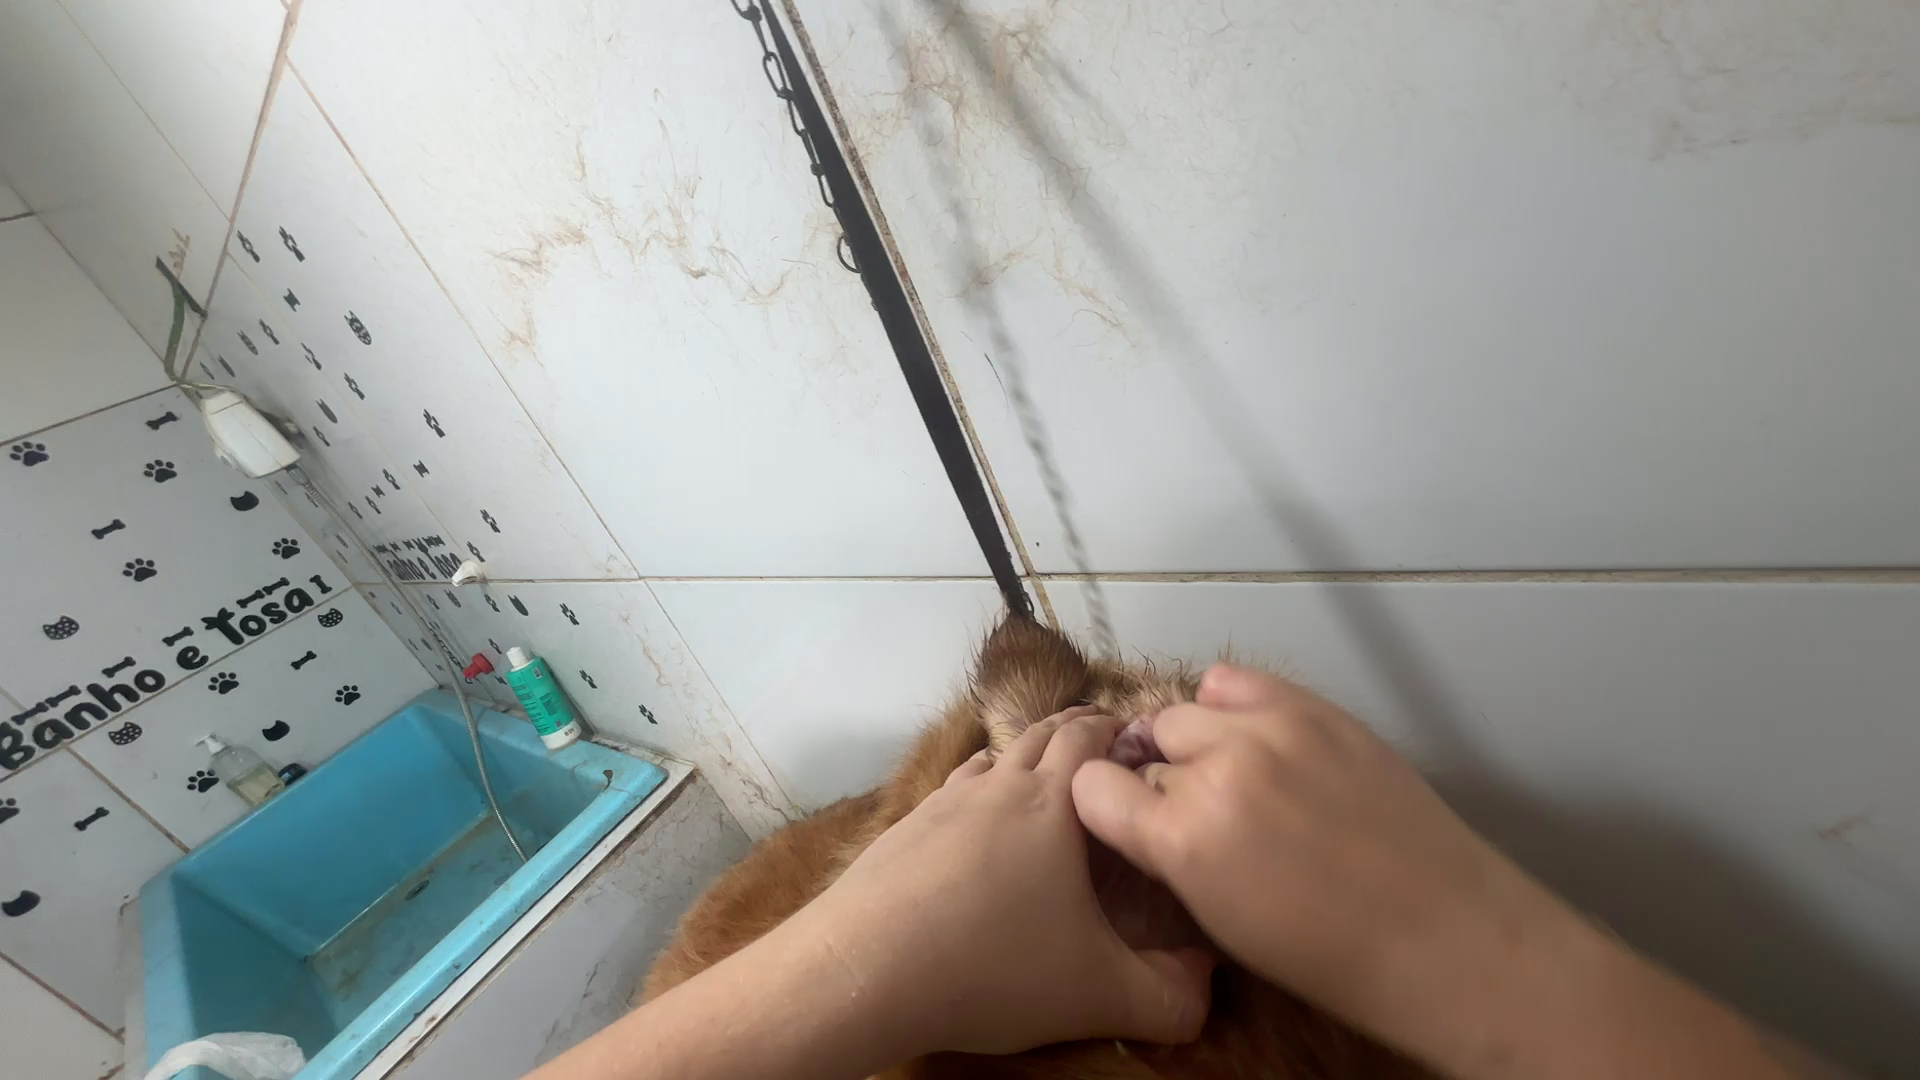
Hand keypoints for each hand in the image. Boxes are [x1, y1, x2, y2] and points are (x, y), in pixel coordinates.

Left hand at [783, 706, 1214, 1056]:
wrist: (869, 962)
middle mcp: (997, 786)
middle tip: (1095, 737)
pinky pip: (954, 789)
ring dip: (1021, 755)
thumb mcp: (1099, 993)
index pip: (1085, 738)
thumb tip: (1208, 982)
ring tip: (1039, 772)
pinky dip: (977, 788)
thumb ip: (1171, 996)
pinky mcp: (907, 825)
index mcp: (1049, 803)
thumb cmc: (994, 963)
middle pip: (1040, 736)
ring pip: (993, 758)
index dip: (1111, 726)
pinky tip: (973, 817)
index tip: (1130, 730)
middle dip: (1072, 729)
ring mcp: (945, 802)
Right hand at [1071, 665, 1591, 1071]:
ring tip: (1232, 769)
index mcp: (1183, 840)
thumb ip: (1163, 848)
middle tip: (1197, 803)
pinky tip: (1251, 734)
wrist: (1449, 938)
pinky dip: (1229, 704)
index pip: (1092, 786)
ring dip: (1196, 741)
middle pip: (1145, 743)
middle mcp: (1216, 772)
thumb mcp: (1216, 916)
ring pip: (1186, 711)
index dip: (1103, 801)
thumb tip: (1139, 802)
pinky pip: (1232, 680)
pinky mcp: (1310, 708)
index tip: (1125, 813)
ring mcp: (1267, 731)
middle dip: (1158, 774)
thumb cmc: (1328, 954)